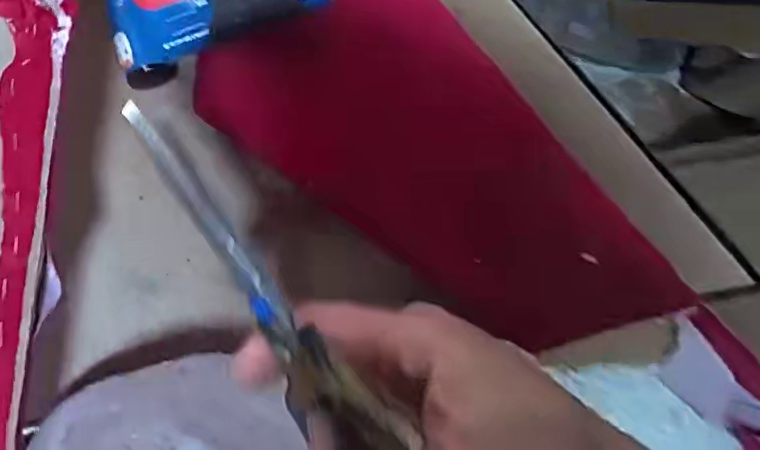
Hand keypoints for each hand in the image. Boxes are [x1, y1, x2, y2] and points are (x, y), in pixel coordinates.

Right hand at [234, 303, 637, 449]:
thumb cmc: (517, 448)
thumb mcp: (428, 447)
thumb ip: (354, 432)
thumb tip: (314, 425)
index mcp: (422, 334)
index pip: (324, 322)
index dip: (275, 346)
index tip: (241, 380)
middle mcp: (431, 337)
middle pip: (345, 357)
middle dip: (320, 399)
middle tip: (322, 441)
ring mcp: (454, 368)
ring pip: (372, 387)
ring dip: (350, 421)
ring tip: (350, 440)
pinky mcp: (472, 401)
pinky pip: (405, 406)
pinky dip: (381, 428)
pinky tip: (377, 439)